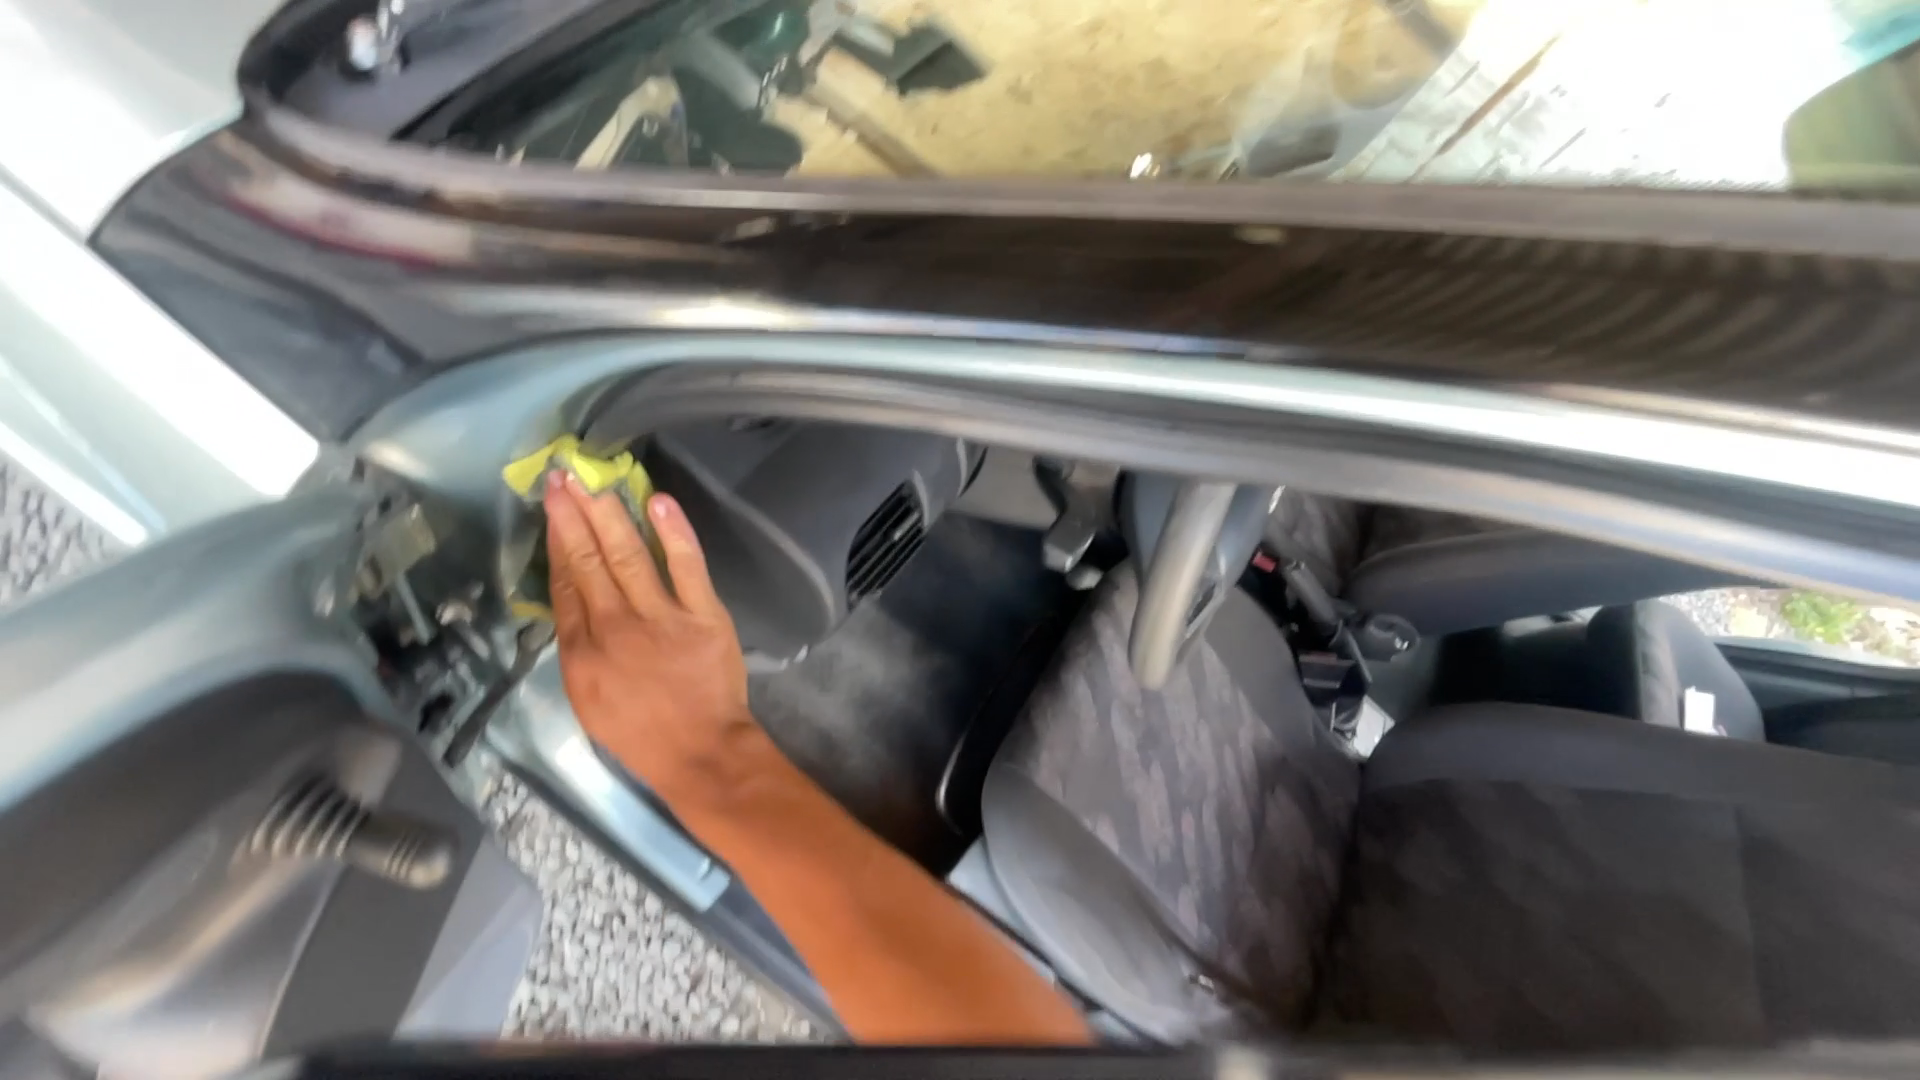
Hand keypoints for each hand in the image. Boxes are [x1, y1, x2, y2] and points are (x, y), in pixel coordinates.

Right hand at [544, 474, 767, 803]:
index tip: (553, 506)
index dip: (558, 539)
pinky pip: (687, 566)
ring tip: (596, 480)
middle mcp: (615, 625)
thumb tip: (573, 602)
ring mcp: (661, 617)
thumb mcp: (588, 698)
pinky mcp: (703, 615)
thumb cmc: (641, 732)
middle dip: (575, 513)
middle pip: (589, 558)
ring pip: (629, 554)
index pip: (565, 580)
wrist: (699, 751)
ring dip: (610, 512)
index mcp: (582, 648)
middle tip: (564, 475)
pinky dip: (673, 532)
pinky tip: (658, 501)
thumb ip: (578, 649)